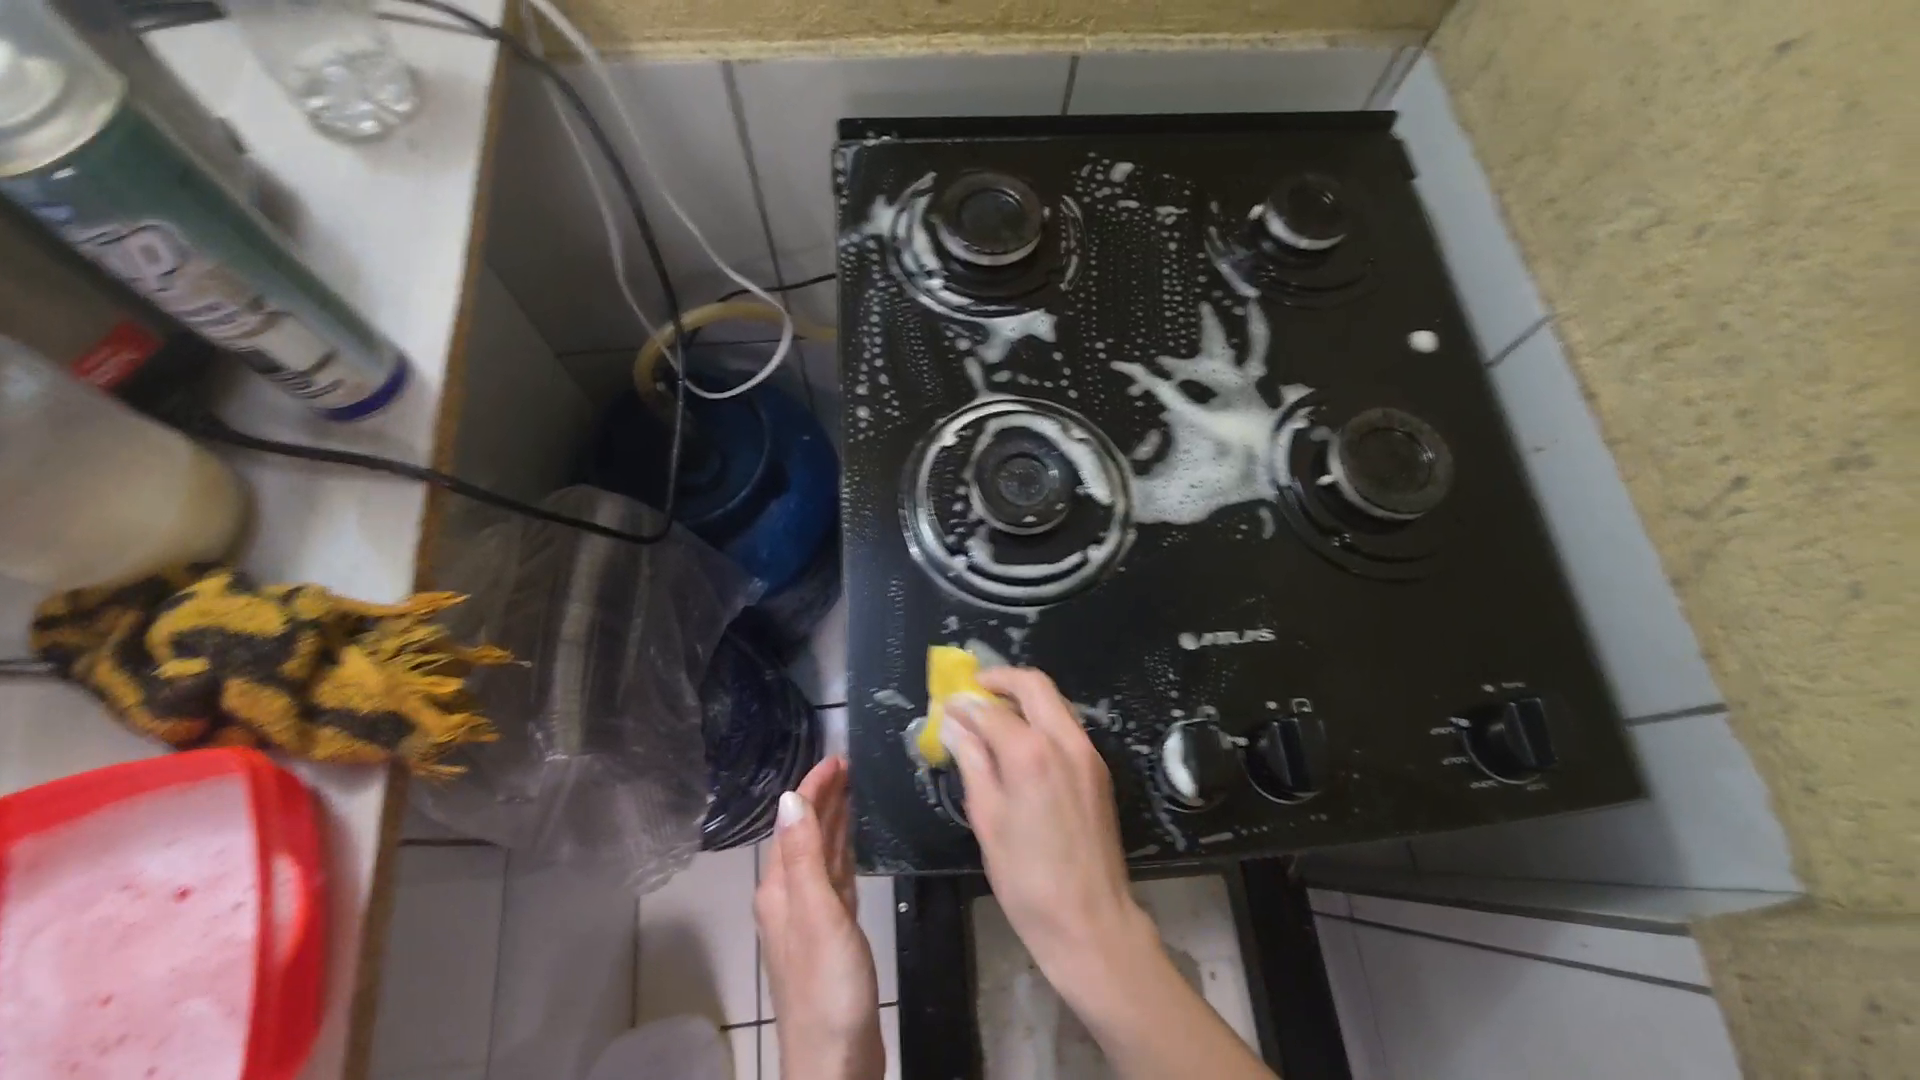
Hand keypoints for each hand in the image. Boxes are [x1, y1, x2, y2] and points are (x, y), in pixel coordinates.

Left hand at [754, 756, 884, 1079]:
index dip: (812, 789)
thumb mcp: (817, 914)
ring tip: (852, 792)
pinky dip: (843, 856)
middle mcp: (790, 899)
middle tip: (850, 765)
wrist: (835, 1061)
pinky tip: (851, 847)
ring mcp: (811, 919)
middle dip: (823, 799)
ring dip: (833, 823)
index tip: (836, 758)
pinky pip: (835, 880)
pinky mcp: (833, 936)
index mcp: (781, 890)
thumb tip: (788, 798)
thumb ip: (803, 856)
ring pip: (821, 856)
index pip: (793, 824)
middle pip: (805, 836)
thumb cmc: (827, 986)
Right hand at [943, 669, 1155, 985]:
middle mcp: (1066, 741)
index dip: (965, 705)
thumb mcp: (987, 819)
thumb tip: (954, 725)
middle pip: (1035, 685)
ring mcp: (1088, 754)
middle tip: (974, 693)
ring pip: (1055, 703)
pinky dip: (1042, 720)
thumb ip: (972, 763)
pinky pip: (1067, 727)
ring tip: (993, 717)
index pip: (992, 709)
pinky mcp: (1098, 771)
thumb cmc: (1027, 879)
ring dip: (1024, 698)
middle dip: (1001, 680)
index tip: (946, 706)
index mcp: (1032, 753)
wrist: (1090, 920)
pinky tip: (1021, 744)